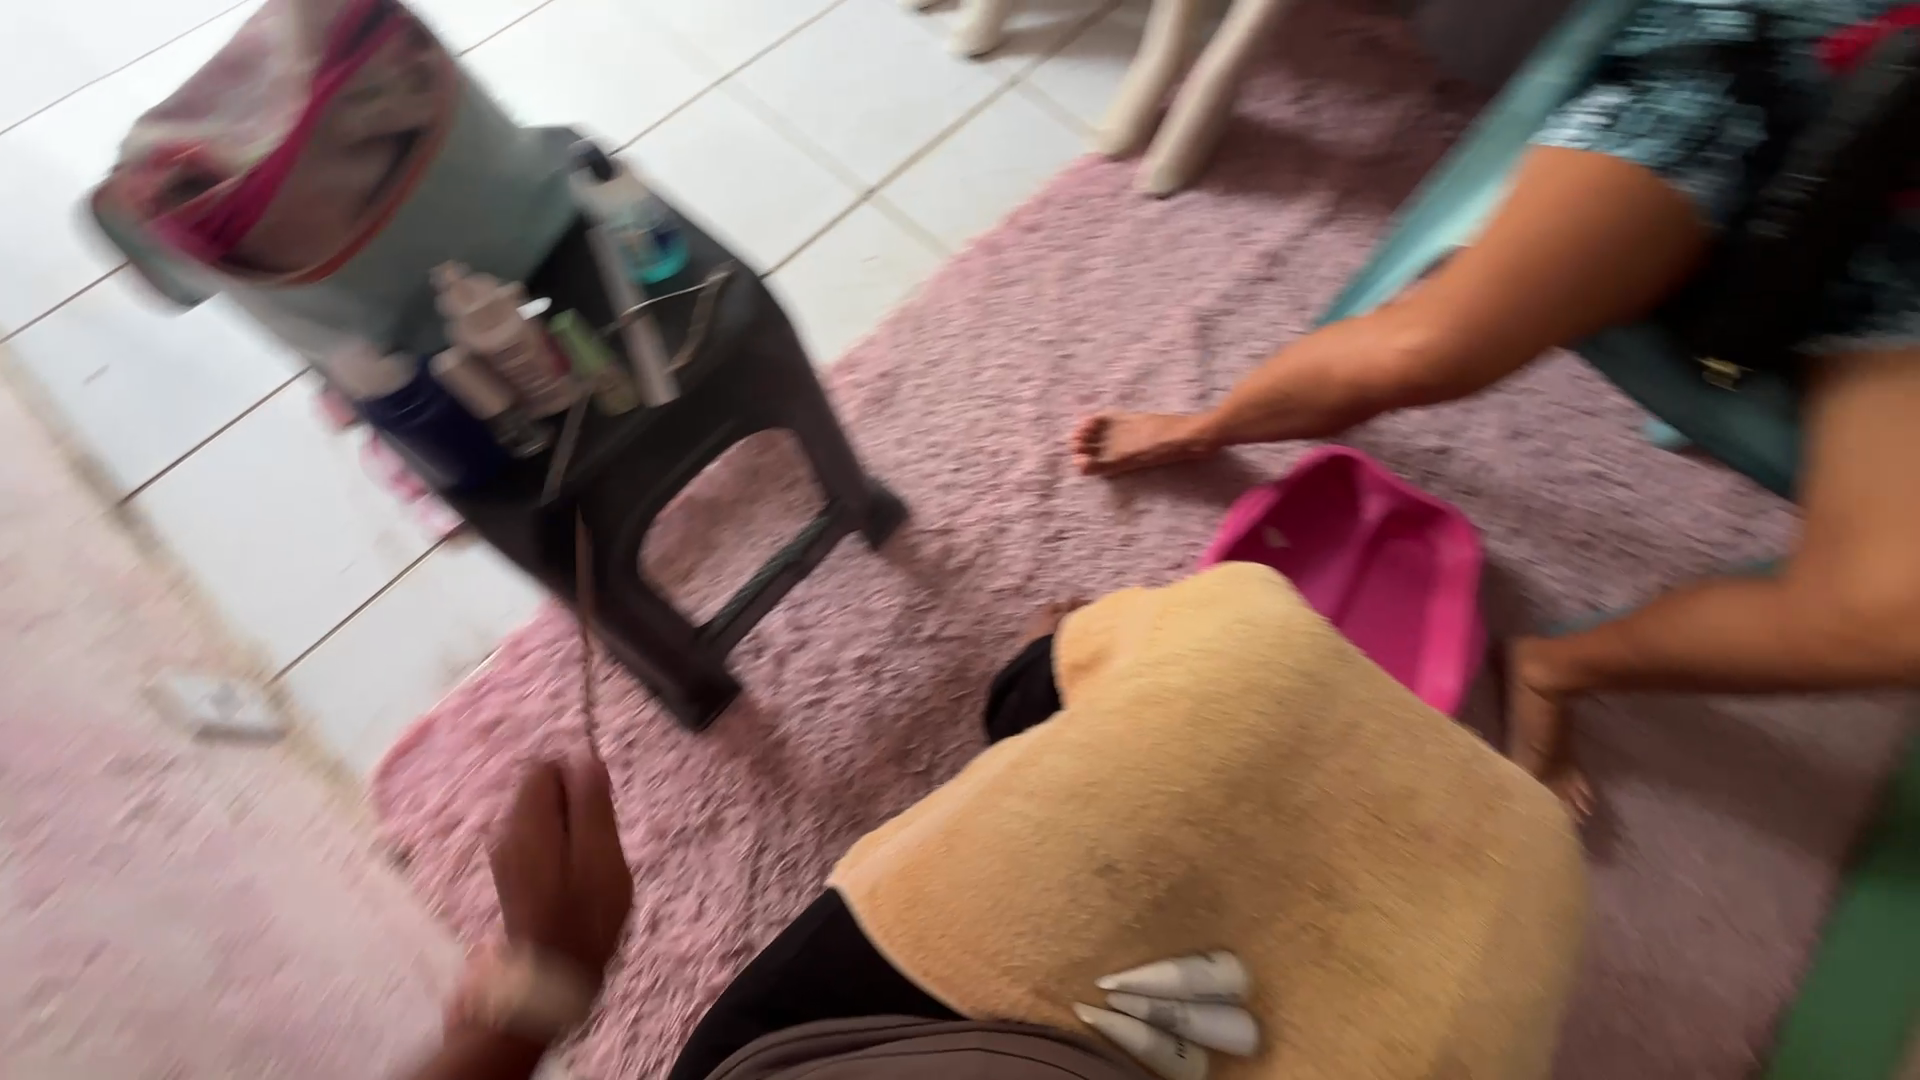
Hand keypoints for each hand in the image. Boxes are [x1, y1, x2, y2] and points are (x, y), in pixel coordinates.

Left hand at [489, 756, 633, 986]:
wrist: (548, 980)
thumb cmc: (583, 914)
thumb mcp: (600, 854)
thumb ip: (592, 803)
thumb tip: (587, 759)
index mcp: (528, 821)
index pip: (545, 766)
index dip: (579, 775)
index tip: (600, 805)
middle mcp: (507, 832)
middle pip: (543, 789)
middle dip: (576, 802)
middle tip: (600, 838)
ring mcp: (506, 855)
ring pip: (543, 814)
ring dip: (572, 825)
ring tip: (592, 860)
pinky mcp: (512, 875)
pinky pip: (539, 838)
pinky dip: (561, 844)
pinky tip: (577, 874)